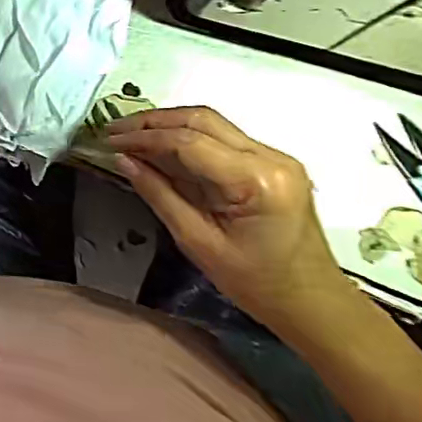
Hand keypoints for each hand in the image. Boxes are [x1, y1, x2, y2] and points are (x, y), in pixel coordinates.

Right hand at [106, 107, 355, 335]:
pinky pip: (220, 138)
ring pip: (210, 123)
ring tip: (130, 134)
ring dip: (167, 124)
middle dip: (152, 121)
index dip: (143, 137)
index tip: (110, 141)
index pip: (188, 142)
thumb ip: (159, 194)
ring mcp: (274, 158)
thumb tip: (124, 161)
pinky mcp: (270, 164)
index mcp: (256, 180)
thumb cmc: (257, 282)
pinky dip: (184, 137)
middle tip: (114, 130)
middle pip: (201, 119)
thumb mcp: (197, 241)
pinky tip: (159, 147)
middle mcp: (271, 158)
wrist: (311, 302)